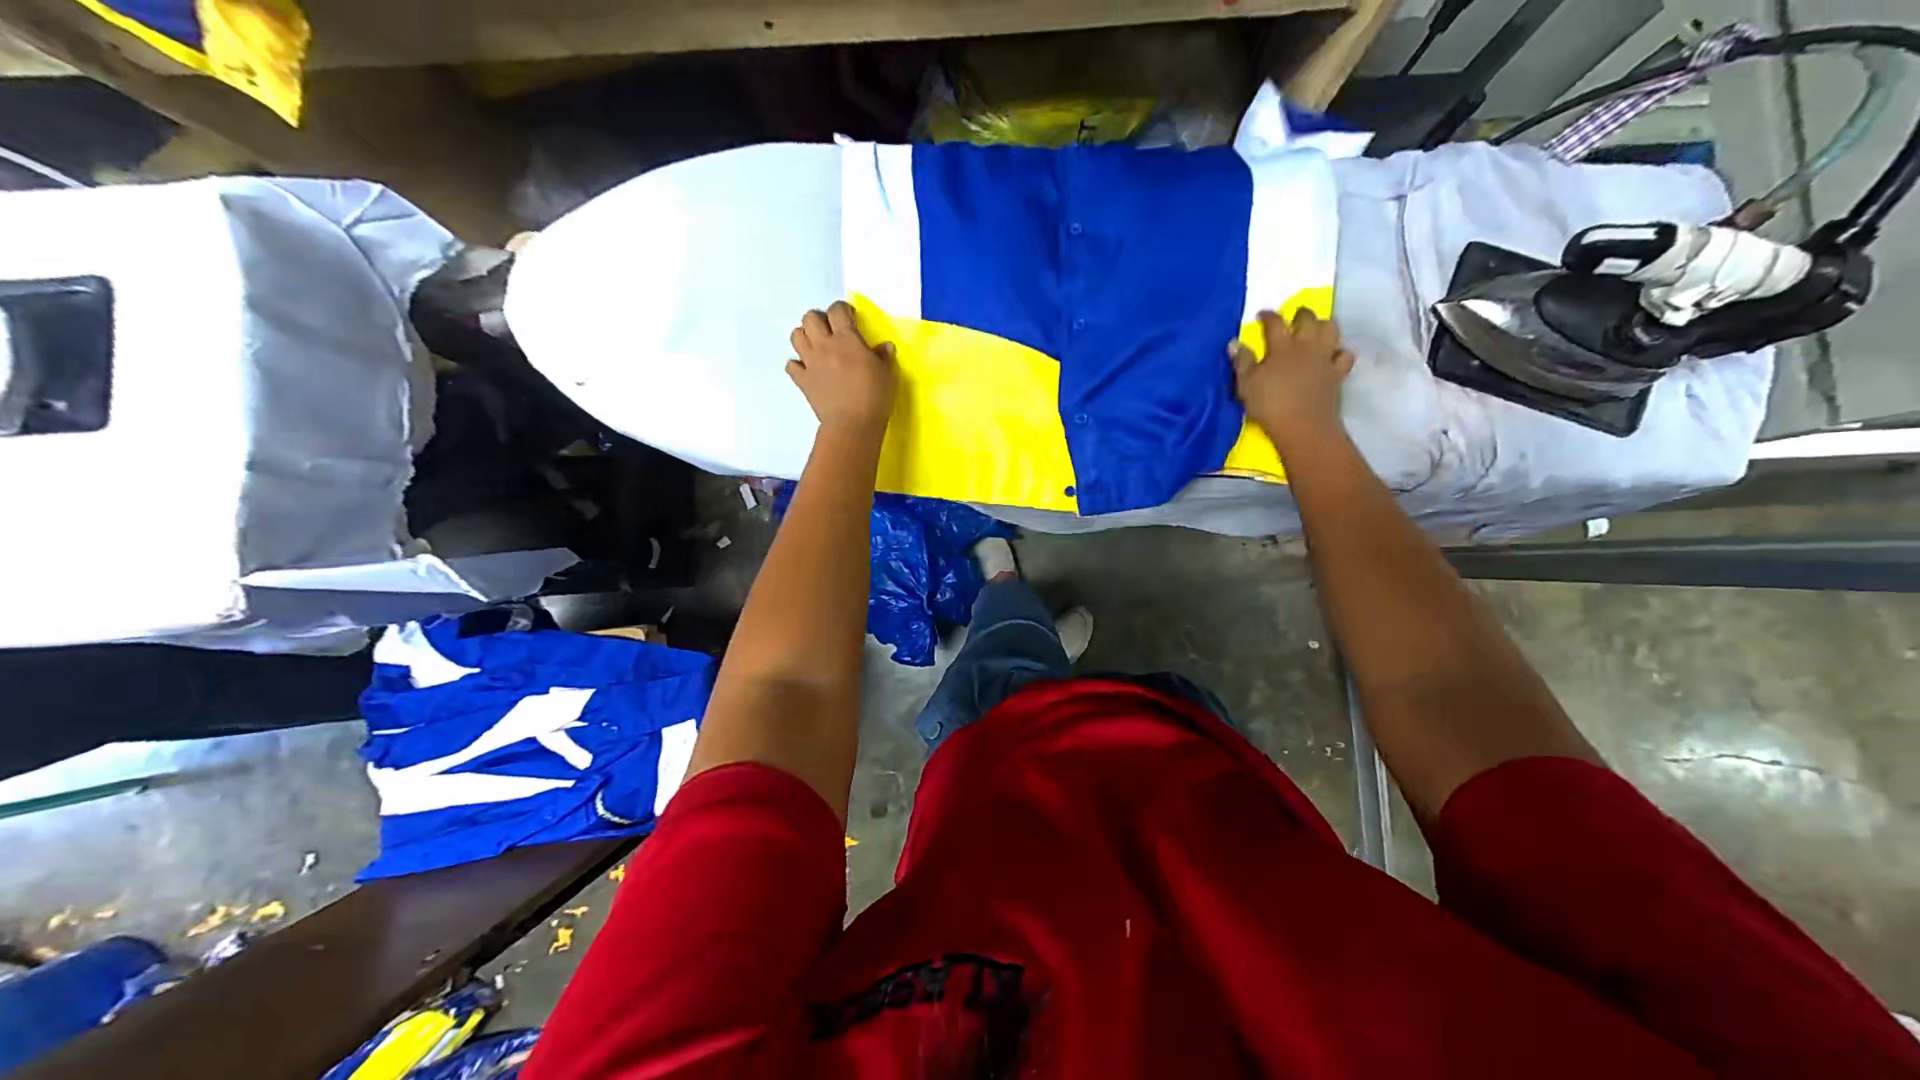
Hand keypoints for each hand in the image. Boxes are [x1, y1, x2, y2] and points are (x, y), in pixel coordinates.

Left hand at [788, 301, 897, 433]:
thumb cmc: (875, 396)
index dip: (842, 309)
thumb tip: (884, 346)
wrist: (852, 424)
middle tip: (831, 330)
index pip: (837, 310)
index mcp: (846, 339)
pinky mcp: (802, 381)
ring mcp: (810, 363)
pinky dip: (796, 364)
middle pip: (810, 318)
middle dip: (819, 319)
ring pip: (796, 336)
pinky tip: (807, 369)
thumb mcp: (887, 373)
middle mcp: (824, 345)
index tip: (850, 316)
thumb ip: (883, 356)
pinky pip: (791, 365)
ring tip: (817, 346)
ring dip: (804, 336)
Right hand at [1231, 308, 1353, 453]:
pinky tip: (1333, 355)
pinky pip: (1344, 355)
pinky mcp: (1338, 373)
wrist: (1303, 427)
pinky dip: (1339, 351)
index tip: (1262, 314)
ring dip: (1324, 325)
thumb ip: (1242, 362)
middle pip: (1308, 319)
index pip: (1275, 323)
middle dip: (1300, 314)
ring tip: (1316, 329)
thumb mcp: (1246, 385)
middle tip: (1293, 317)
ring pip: (1331, 329)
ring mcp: (1325, 358)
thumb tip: (1234, 343)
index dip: (1268, 315)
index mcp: (1281, 347)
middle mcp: (1306, 346)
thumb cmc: (1269, 406)